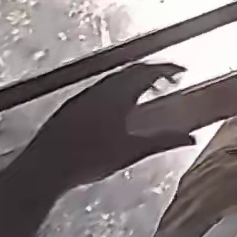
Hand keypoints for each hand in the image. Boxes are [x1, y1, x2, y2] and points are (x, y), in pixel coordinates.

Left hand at [15, 63, 195, 189]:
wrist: (45, 167)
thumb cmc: (90, 159)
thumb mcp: (132, 152)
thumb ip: (163, 141)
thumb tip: (191, 138)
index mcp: (118, 96)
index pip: (147, 72)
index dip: (168, 69)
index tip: (182, 72)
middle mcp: (101, 90)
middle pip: (131, 71)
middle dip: (153, 72)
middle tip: (169, 80)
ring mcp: (84, 96)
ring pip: (115, 78)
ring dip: (135, 80)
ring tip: (148, 91)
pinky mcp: (73, 106)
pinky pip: (102, 87)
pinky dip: (119, 88)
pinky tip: (120, 106)